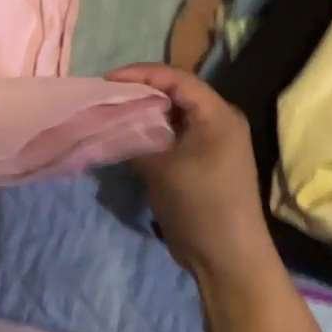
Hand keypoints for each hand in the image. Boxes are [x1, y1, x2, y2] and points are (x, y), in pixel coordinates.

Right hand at [105, 63, 276, 284]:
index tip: (106, 80)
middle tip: (104, 94)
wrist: (227, 258)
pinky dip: (147, 131)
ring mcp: (209, 143)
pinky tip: (123, 136)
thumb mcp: (161, 166)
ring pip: (170, 114)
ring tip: (109, 112)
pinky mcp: (198, 161)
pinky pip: (170, 134)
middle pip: (173, 92)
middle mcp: (217, 122)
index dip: (140, 73)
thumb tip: (112, 122)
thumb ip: (135, 135)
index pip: (176, 78)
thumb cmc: (200, 204)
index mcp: (218, 115)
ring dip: (141, 112)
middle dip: (138, 90)